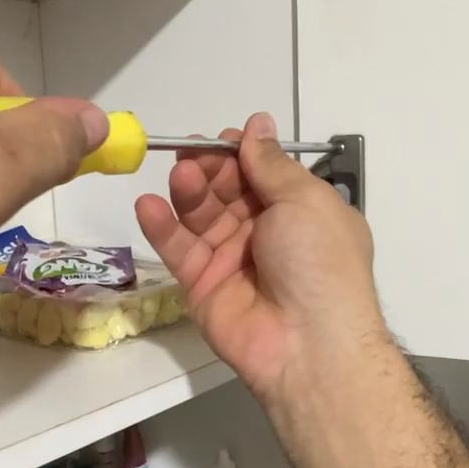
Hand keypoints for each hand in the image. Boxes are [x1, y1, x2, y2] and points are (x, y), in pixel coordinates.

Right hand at [136, 112, 381, 398]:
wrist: (309, 343)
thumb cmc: (319, 262)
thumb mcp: (306, 201)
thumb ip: (271, 164)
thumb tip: (258, 124)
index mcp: (298, 210)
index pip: (260, 172)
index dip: (241, 152)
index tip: (224, 138)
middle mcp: (265, 232)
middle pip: (226, 189)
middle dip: (210, 167)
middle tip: (193, 154)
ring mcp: (231, 258)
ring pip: (200, 214)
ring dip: (188, 191)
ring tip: (180, 176)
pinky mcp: (202, 285)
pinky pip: (179, 249)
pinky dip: (162, 227)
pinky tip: (148, 205)